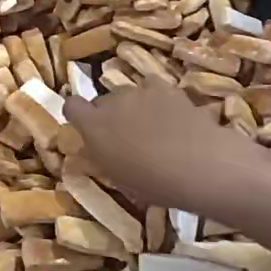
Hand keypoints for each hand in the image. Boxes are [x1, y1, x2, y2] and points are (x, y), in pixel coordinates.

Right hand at [63, 84, 263, 214]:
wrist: (198, 164)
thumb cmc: (154, 183)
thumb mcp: (120, 177)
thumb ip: (104, 156)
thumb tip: (100, 148)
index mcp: (94, 126)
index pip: (72, 106)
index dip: (78, 115)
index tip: (86, 127)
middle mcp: (112, 102)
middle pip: (103, 100)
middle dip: (109, 114)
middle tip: (125, 136)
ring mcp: (141, 91)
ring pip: (129, 93)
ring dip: (134, 105)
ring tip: (151, 126)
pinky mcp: (167, 87)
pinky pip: (153, 88)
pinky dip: (157, 98)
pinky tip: (171, 114)